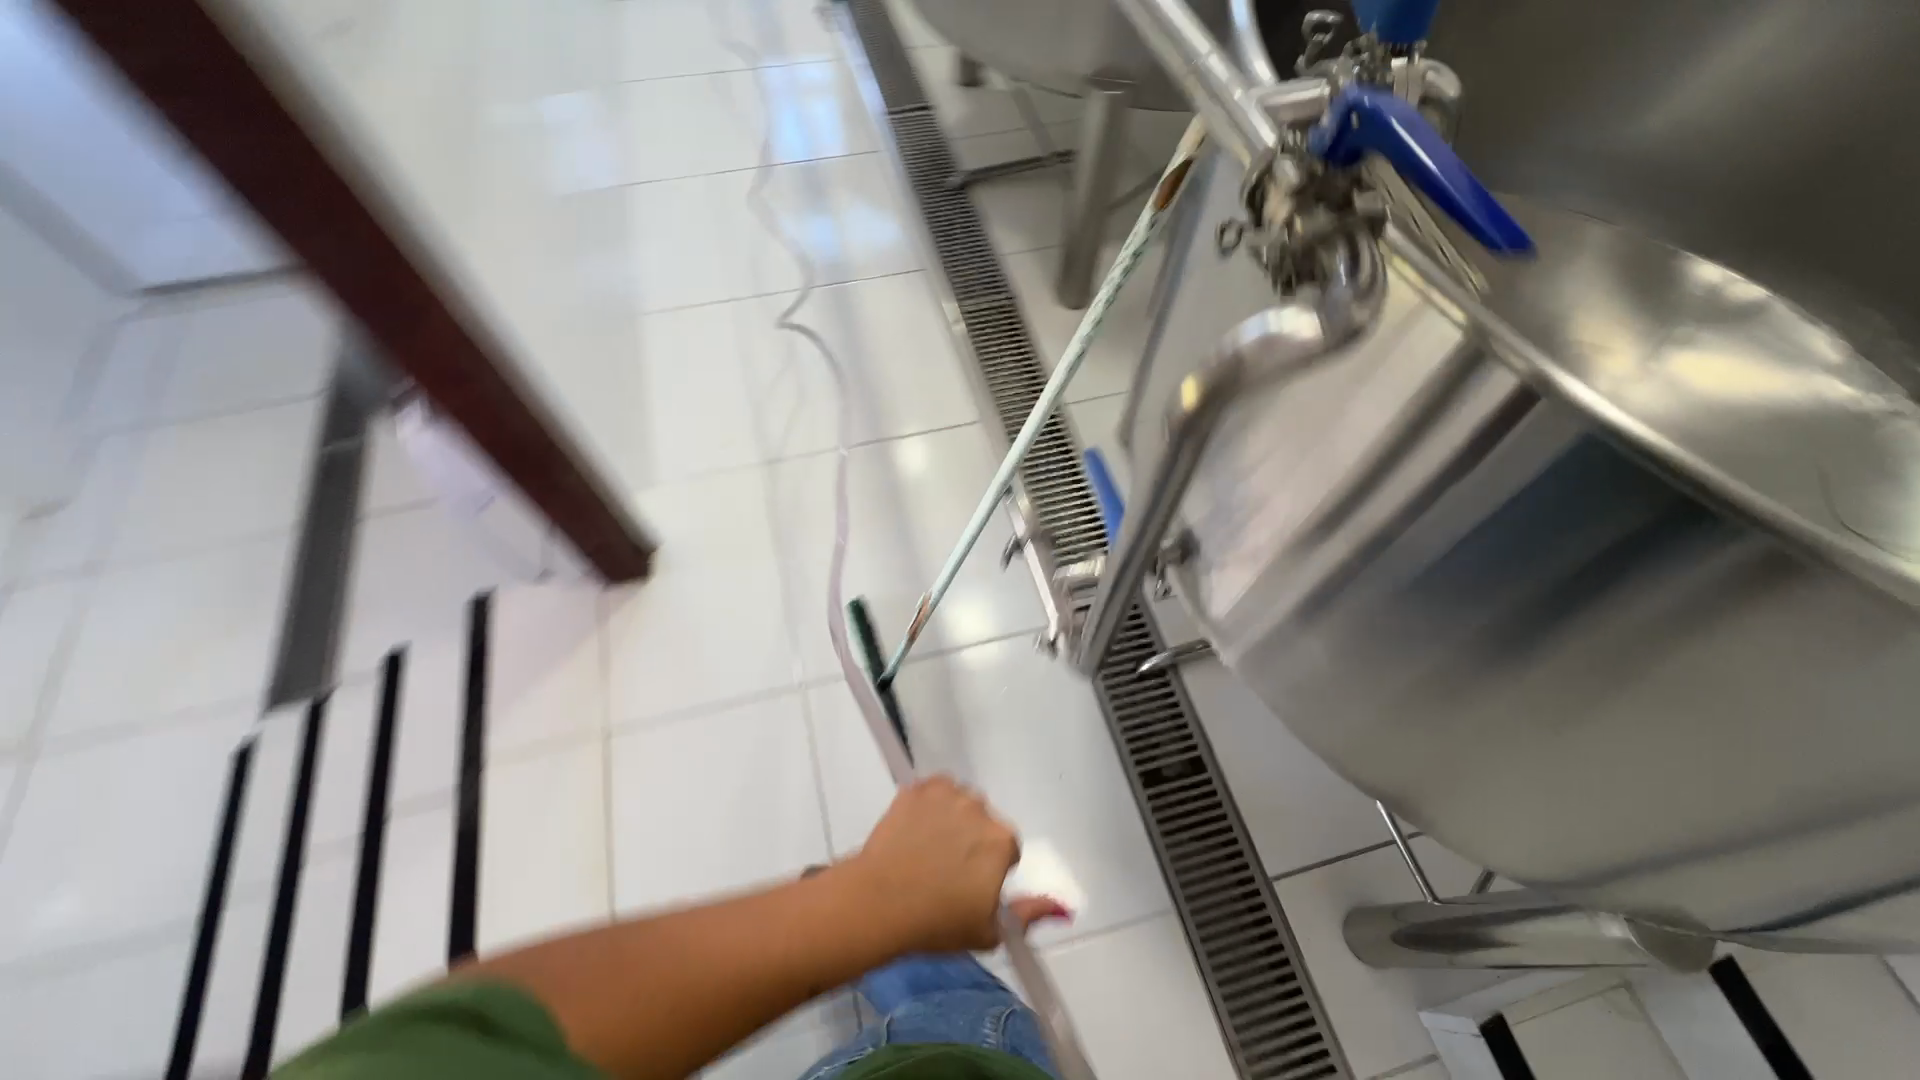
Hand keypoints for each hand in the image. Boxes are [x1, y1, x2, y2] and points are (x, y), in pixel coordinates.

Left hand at [844, 776, 1069, 953]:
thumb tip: (1063, 907)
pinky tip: (914, 830)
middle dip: (971, 841)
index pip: (1007, 849)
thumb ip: (1030, 915)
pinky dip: (928, 804)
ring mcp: (946, 794)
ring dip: (950, 819)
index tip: (968, 887)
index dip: (989, 869)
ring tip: (926, 849)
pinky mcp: (917, 788)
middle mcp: (980, 809)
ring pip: (958, 803)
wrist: (879, 902)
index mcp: (1002, 840)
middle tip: (945, 870)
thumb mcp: (989, 931)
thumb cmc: (937, 922)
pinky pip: (933, 791)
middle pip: (983, 822)